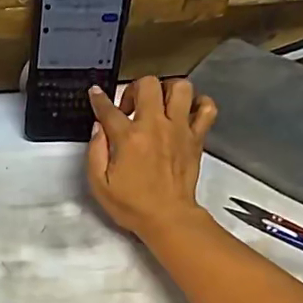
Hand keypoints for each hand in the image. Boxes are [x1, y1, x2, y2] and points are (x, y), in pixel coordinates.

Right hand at [87, 76, 218, 238]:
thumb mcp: (99, 183)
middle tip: (130, 106)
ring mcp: (180, 130)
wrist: (168, 218)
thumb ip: (95, 151)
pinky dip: (198, 103)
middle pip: (148, 84)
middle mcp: (155, 127)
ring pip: (180, 87)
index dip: (99, 98)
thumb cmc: (132, 205)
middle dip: (135, 88)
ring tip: (158, 104)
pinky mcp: (196, 138)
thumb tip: (98, 128)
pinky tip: (185, 112)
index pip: (109, 108)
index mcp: (128, 138)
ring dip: (166, 90)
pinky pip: (207, 108)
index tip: (96, 94)